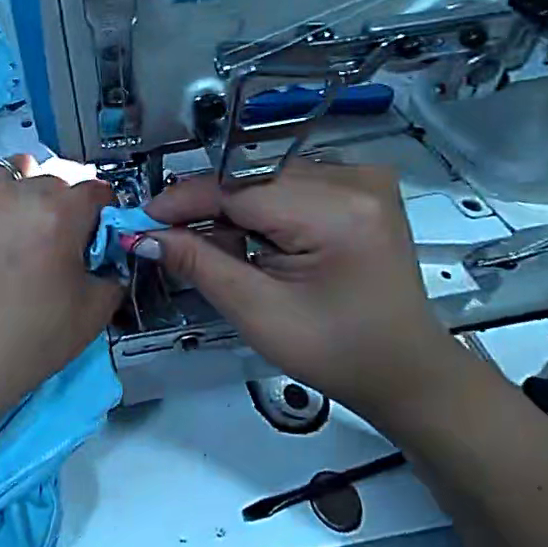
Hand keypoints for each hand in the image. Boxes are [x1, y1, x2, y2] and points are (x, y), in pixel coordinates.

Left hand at [0, 148, 123, 416]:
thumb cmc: (27, 344)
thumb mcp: (94, 313)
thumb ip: (114, 269)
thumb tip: (111, 246)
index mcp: (60, 216)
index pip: (96, 190)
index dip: (100, 213)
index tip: (92, 234)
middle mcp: (17, 194)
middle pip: (55, 180)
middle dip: (62, 207)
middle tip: (50, 243)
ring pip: (12, 169)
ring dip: (21, 189)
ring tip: (12, 224)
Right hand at [141, 160, 455, 416]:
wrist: (404, 368)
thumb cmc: (336, 352)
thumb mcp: (260, 313)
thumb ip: (200, 264)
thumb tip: (145, 235)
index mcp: (339, 211)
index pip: (242, 190)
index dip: (186, 201)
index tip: (143, 216)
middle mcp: (355, 180)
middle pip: (255, 180)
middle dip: (209, 208)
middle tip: (169, 237)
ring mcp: (364, 178)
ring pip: (269, 179)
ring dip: (235, 208)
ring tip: (216, 247)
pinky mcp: (362, 185)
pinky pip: (292, 183)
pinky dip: (264, 208)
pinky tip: (254, 240)